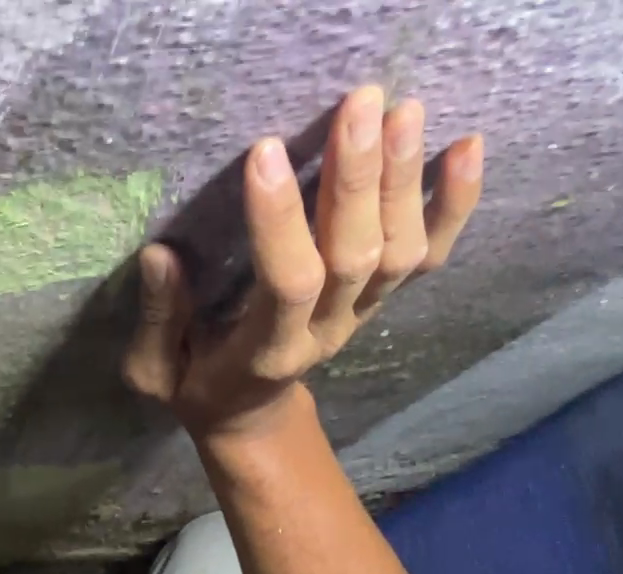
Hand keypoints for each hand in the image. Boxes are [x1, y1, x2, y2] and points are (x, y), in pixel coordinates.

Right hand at [124, 85, 484, 438]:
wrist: (250, 417)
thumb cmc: (193, 388)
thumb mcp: (155, 370)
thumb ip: (158, 320)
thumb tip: (159, 255)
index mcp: (267, 353)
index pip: (288, 282)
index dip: (280, 220)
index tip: (265, 154)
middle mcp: (325, 332)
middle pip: (356, 255)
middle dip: (357, 179)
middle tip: (358, 106)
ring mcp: (359, 315)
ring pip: (399, 249)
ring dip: (403, 179)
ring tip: (401, 111)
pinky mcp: (377, 301)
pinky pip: (430, 255)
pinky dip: (455, 203)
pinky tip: (467, 147)